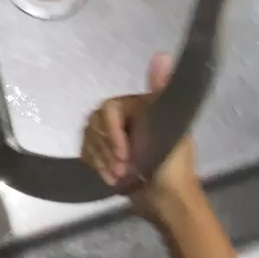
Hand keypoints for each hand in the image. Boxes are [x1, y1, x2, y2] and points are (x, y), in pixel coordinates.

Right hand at [81, 53, 205, 227]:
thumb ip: (163, 89)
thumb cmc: (173, 163)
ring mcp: (114, 138)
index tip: (123, 153)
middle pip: (95, 124)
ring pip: (88, 139)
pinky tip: (110, 178)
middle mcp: (125, 118)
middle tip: (124, 169)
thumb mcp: (171, 124)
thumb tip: (162, 54)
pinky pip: (85, 152)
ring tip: (120, 177)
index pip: (109, 109)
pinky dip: (95, 166)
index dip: (112, 131)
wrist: (169, 202)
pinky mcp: (105, 156)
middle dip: (106, 149)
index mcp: (139, 106)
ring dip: (101, 160)